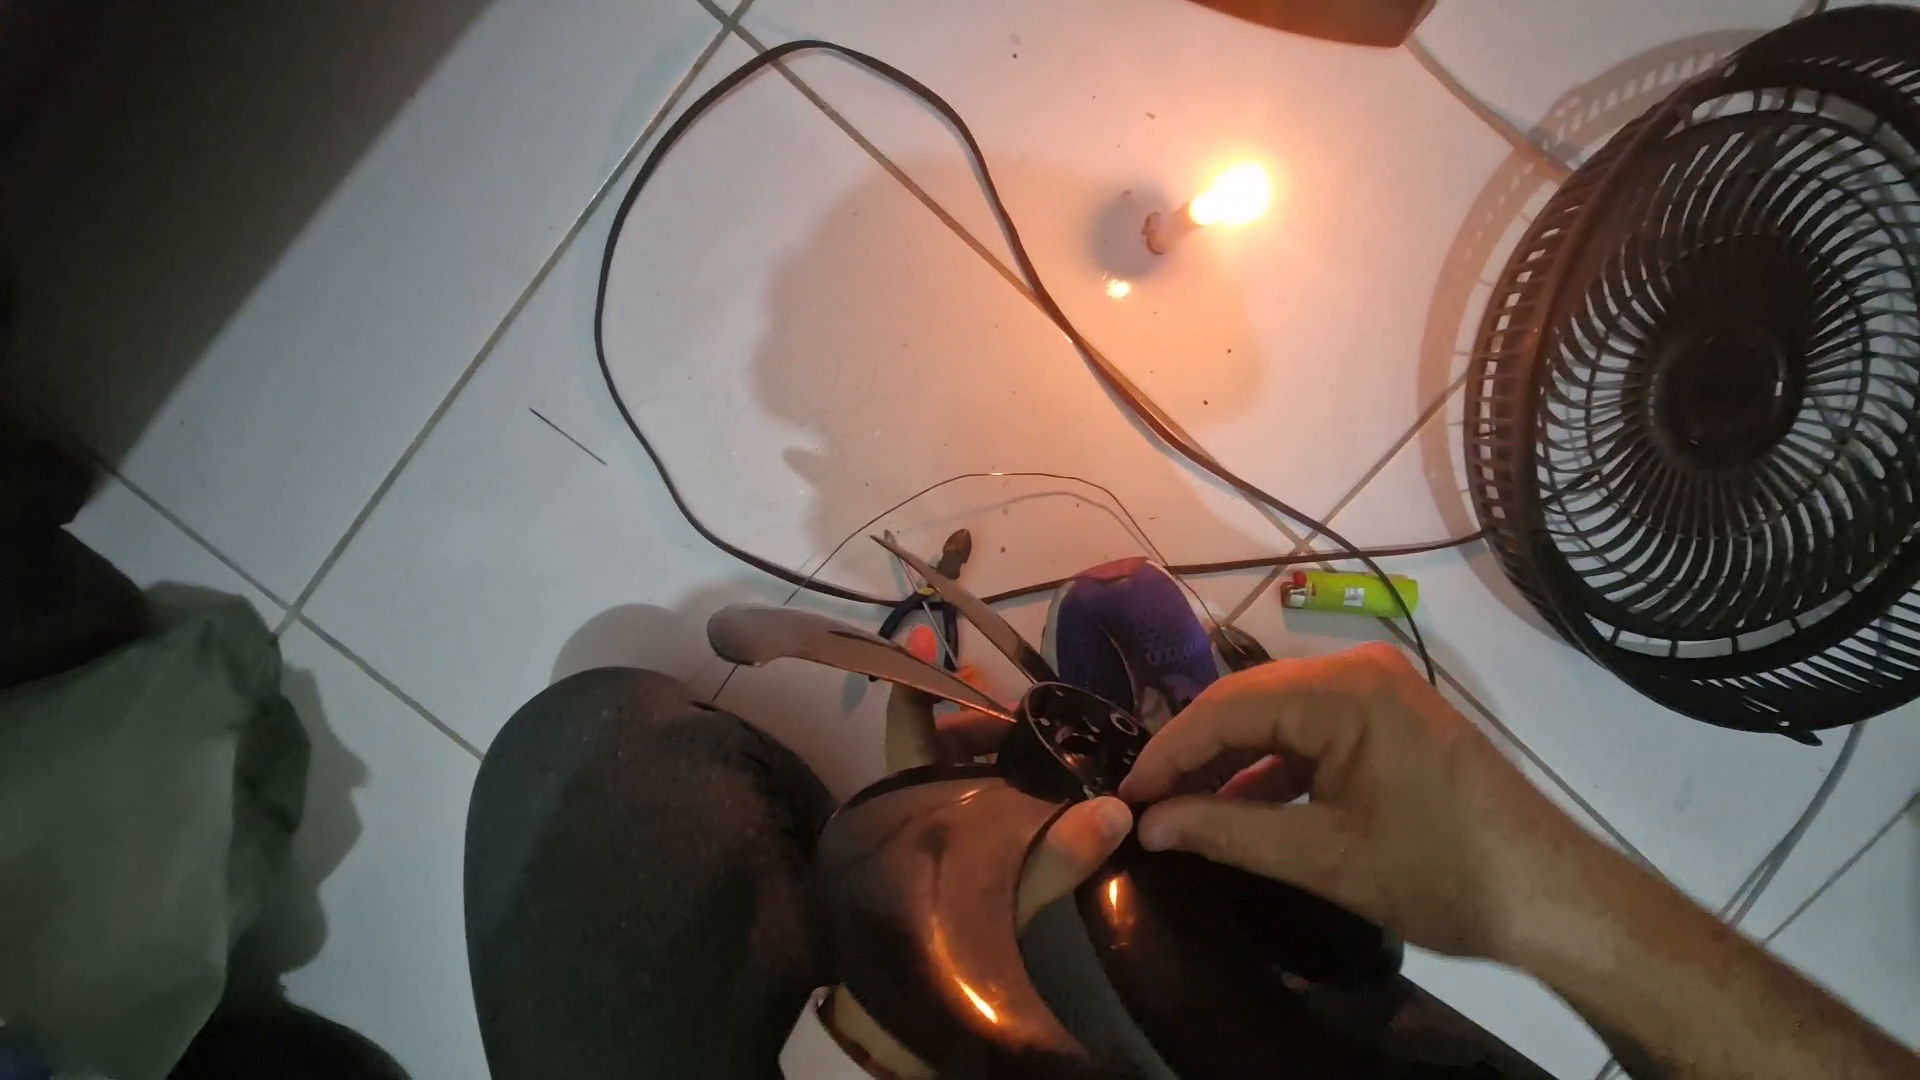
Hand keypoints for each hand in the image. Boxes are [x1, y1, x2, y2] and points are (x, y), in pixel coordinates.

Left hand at [883, 638, 1131, 924]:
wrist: (915, 1012)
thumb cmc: (947, 947)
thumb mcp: (1009, 901)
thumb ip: (1056, 857)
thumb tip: (1114, 809)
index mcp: (913, 800)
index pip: (907, 727)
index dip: (915, 681)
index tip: (926, 636)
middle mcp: (918, 800)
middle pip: (942, 740)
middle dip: (983, 718)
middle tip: (1032, 718)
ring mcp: (934, 821)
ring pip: (961, 766)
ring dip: (998, 749)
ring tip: (1049, 747)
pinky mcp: (953, 842)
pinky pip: (978, 794)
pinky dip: (1006, 779)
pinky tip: (1046, 783)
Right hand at [1118, 642, 1593, 961]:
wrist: (1560, 903)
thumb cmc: (1445, 875)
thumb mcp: (1325, 859)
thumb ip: (1226, 832)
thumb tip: (1147, 826)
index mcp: (1344, 690)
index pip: (1227, 708)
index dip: (1170, 752)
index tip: (1129, 793)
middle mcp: (1354, 669)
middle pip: (1245, 702)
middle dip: (1193, 753)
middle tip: (1149, 800)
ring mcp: (1371, 687)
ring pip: (1270, 714)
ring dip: (1228, 759)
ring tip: (1182, 803)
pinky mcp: (1380, 713)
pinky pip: (1303, 728)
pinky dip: (1268, 764)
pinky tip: (1238, 803)